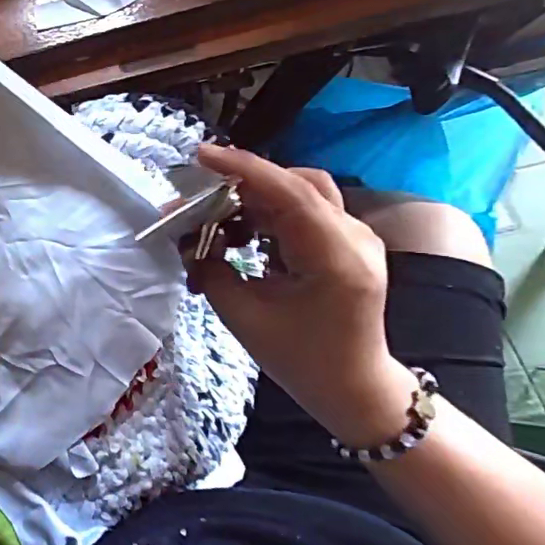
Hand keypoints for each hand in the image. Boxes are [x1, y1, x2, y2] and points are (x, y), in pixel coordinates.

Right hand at [188, 144, 417, 446]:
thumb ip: (211, 269)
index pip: (289, 193)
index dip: (242, 169)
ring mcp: (356, 237)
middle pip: (296, 184)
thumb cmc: (300, 360)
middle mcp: (353, 237)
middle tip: (199, 193)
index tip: (200, 155)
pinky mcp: (347, 242)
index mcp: (335, 258)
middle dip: (243, 182)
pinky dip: (269, 212)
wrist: (354, 388)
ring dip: (255, 197)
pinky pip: (305, 210)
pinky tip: (243, 232)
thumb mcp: (244, 317)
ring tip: (216, 218)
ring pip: (300, 191)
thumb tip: (187, 238)